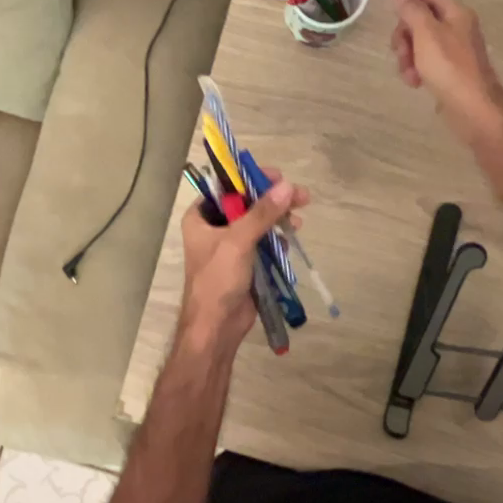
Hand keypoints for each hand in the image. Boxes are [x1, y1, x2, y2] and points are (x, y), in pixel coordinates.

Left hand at [178, 178, 308, 351]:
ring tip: (298, 219)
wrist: (216, 326)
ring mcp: (230, 246)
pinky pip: (263, 242)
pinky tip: (289, 238)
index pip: (227, 187)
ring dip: (278, 218)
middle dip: (272, 200)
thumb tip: (287, 187)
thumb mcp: (238, 241)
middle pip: (246, 204)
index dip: (251, 179)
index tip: (278, 176)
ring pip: (258, 223)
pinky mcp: (244, 262)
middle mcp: (213, 228)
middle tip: (301, 196)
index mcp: (201, 217)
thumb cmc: (217, 279)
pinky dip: (276, 238)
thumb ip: (262, 213)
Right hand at [390, 0, 502, 140]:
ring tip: (409, 73)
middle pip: (418, 17)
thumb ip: (412, 10)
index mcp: (455, 13)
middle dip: (403, 34)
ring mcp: (452, 48)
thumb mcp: (426, 35)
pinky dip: (415, 68)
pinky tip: (415, 82)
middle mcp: (455, 26)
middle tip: (400, 50)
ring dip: (406, 55)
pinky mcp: (448, 68)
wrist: (473, 109)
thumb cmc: (450, 68)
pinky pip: (423, 59)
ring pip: (417, 41)